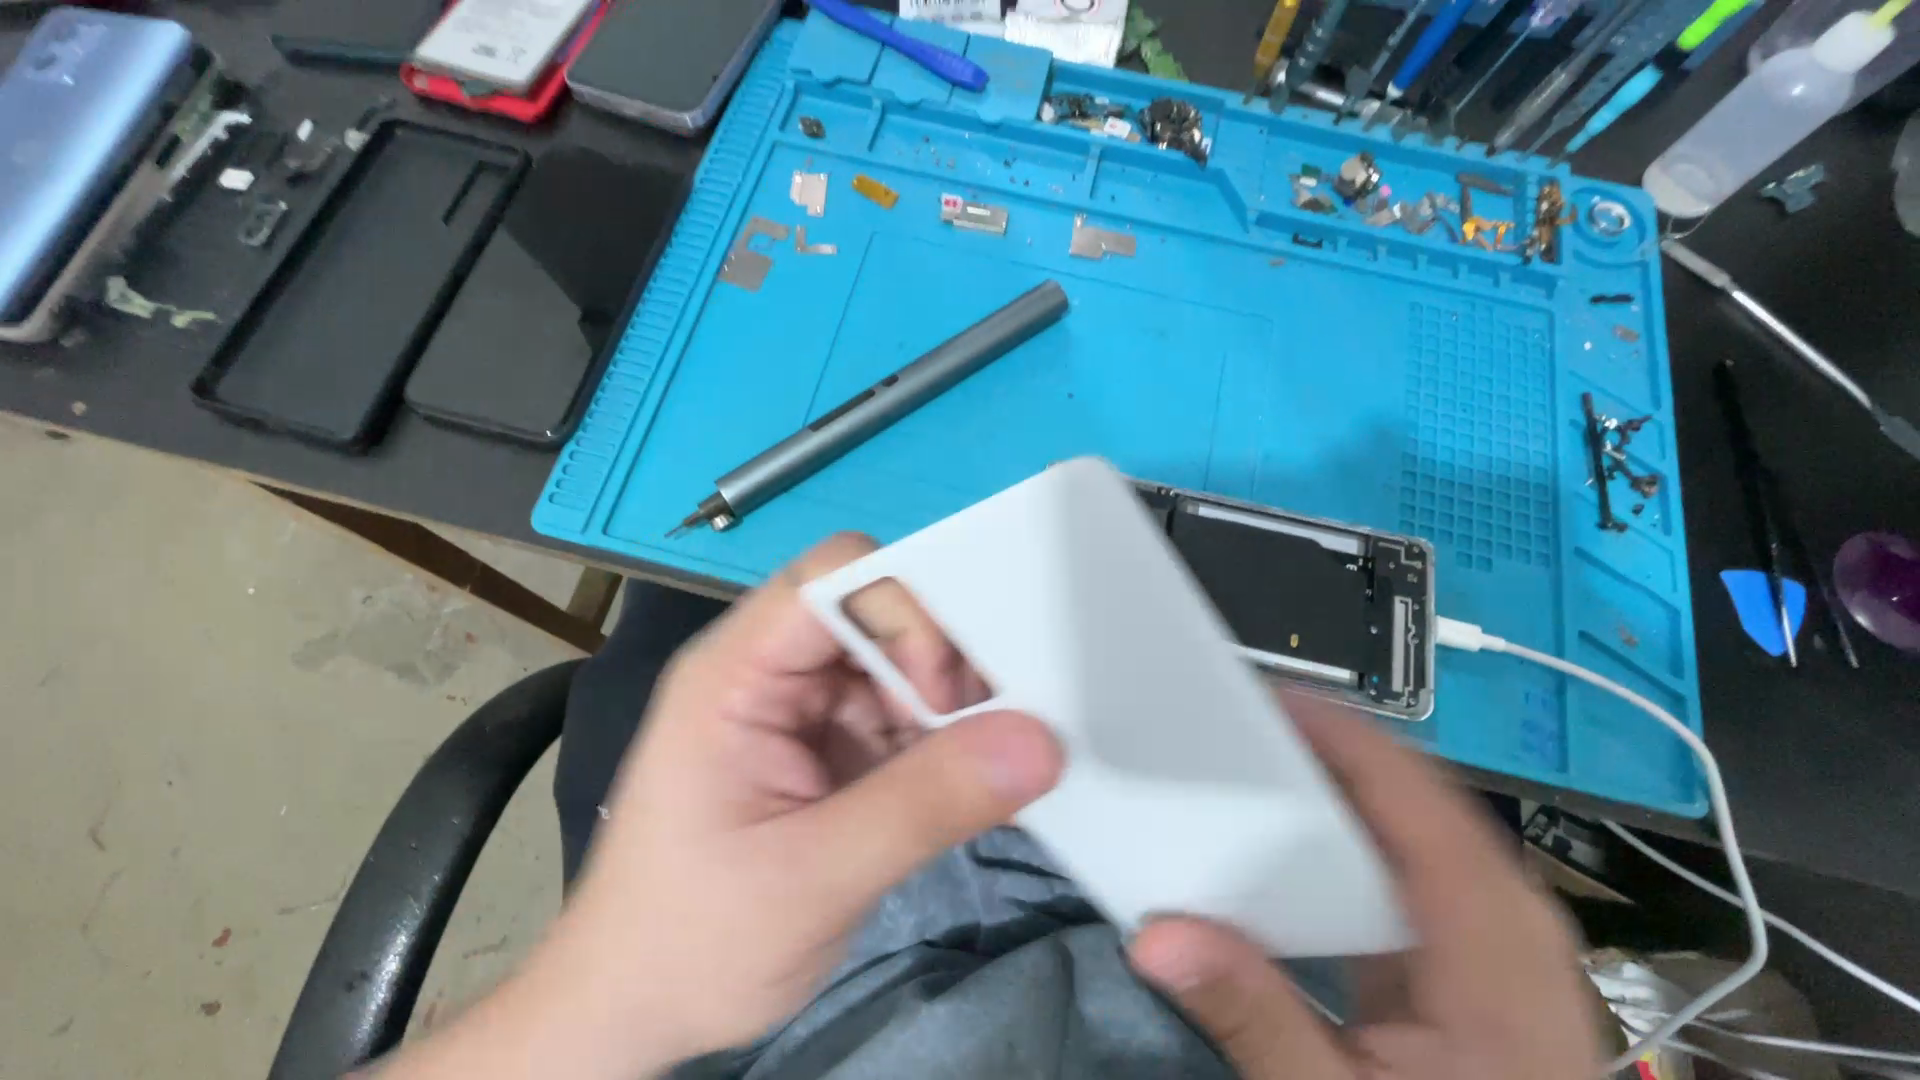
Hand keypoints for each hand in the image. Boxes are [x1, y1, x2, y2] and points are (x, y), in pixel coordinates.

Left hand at [527, 533, 1062, 1074]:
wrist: (635, 1009)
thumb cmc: (691, 940)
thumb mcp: (815, 876)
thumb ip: (927, 804)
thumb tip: (1038, 742)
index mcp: (737, 672)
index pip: (831, 579)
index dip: (904, 610)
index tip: (948, 692)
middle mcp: (772, 674)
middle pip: (875, 614)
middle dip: (942, 661)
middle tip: (996, 728)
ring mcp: (804, 713)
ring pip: (899, 667)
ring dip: (952, 707)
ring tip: (992, 764)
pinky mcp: (831, 752)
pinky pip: (903, 718)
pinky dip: (945, 743)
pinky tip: (973, 782)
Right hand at [1129, 696, 1601, 1079]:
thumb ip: (1253, 1021)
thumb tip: (1156, 938)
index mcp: (1495, 955)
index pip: (1420, 805)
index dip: (1346, 736)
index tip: (1268, 698)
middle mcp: (1509, 925)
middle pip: (1421, 797)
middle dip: (1332, 748)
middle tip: (1244, 726)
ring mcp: (1499, 936)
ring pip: (1419, 820)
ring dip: (1340, 782)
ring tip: (1261, 762)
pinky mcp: (1474, 951)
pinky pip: (1413, 858)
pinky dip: (1353, 829)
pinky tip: (1298, 835)